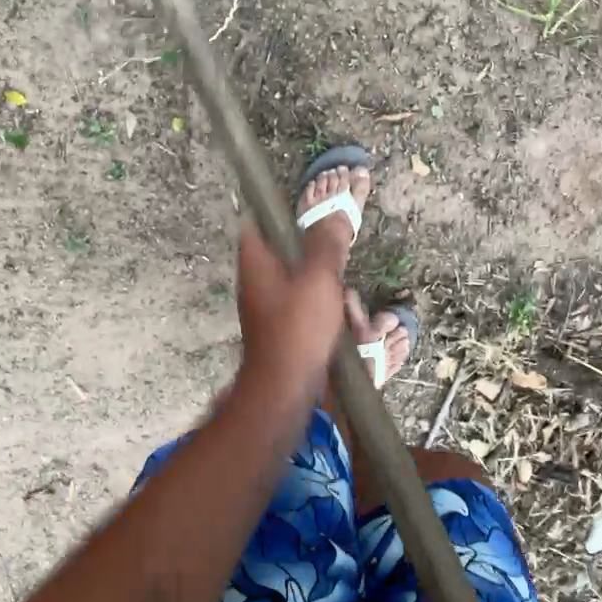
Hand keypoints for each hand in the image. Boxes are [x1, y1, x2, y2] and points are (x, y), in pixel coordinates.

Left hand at [233, 221, 345, 401]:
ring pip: (302, 282)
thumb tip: (335, 215)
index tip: (308, 215)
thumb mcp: (319, 278)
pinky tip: (344, 323)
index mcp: (255, 261)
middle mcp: (256, 280)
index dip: (280, 213)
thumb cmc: (298, 327)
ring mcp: (268, 306)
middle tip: (340, 263)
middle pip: (287, 252)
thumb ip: (327, 245)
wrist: (286, 388)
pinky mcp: (282, 328)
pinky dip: (325, 311)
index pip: (257, 221)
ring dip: (328, 289)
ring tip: (346, 303)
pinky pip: (306, 307)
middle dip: (319, 258)